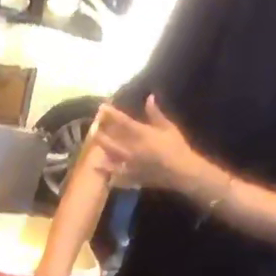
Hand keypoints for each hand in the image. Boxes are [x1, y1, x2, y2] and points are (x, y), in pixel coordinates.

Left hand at [89, 96, 209, 193]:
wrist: (182, 172)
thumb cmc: (177, 147)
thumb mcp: (168, 127)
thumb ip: (156, 113)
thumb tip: (149, 97)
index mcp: (141, 135)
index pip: (122, 122)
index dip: (110, 114)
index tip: (101, 107)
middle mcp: (132, 149)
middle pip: (110, 141)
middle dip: (100, 133)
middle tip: (93, 127)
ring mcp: (131, 165)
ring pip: (111, 158)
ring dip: (101, 152)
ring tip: (94, 148)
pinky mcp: (134, 178)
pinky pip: (118, 177)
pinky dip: (110, 175)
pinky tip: (102, 172)